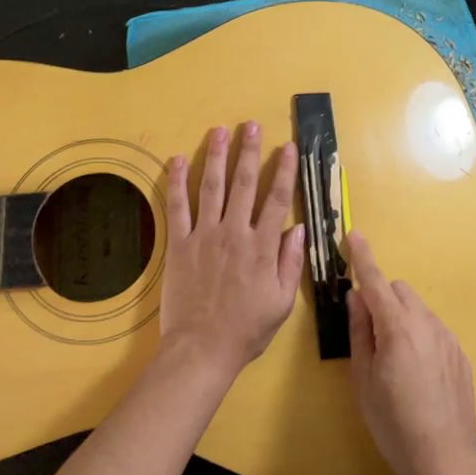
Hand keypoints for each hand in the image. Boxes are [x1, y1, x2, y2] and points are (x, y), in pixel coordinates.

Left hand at [159, 122, 305, 378]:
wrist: (201, 349)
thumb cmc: (246, 330)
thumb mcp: (280, 302)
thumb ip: (290, 263)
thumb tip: (298, 228)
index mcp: (262, 247)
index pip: (276, 200)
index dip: (283, 171)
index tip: (287, 147)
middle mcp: (235, 233)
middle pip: (244, 183)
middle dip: (250, 151)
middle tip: (252, 125)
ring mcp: (205, 235)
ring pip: (212, 187)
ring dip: (216, 156)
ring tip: (220, 130)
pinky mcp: (180, 244)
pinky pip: (178, 207)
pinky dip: (177, 182)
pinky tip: (178, 159)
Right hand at [346, 231, 475, 474]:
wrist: (443, 457)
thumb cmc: (393, 421)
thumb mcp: (363, 378)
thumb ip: (359, 331)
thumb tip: (356, 297)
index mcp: (396, 327)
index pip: (374, 280)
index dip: (362, 256)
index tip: (353, 234)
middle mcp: (425, 322)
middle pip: (398, 290)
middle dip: (382, 297)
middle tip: (371, 329)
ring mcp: (447, 337)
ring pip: (418, 309)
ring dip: (402, 316)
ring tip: (395, 357)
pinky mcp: (460, 354)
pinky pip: (434, 329)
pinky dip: (421, 335)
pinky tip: (418, 372)